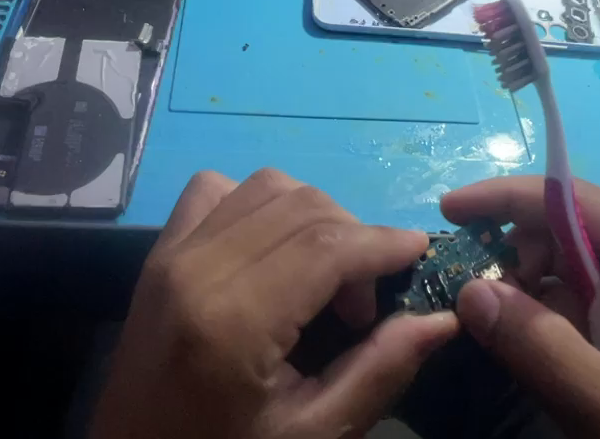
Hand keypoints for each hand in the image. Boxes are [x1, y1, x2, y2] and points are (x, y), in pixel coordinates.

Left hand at [91, 169, 457, 438]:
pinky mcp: (157, 251)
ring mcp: (171, 252)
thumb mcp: (310, 437)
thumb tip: (443, 318)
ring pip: (264, 185)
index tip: (419, 251)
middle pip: (301, 205)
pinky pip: (216, 189)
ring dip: (311, 214)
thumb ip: (378, 371)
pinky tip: (270, 249)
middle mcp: (198, 266)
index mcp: (232, 320)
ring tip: (323, 274)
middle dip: (354, 235)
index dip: (382, 241)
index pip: (326, 245)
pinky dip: (257, 203)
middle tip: (367, 298)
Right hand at [442, 176, 599, 438]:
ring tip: (511, 340)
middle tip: (480, 303)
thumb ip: (541, 348)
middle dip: (517, 257)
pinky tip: (541, 357)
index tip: (447, 212)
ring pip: (568, 269)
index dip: (505, 197)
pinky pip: (584, 305)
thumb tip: (468, 290)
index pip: (569, 198)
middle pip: (565, 230)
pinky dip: (551, 323)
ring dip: (531, 297)